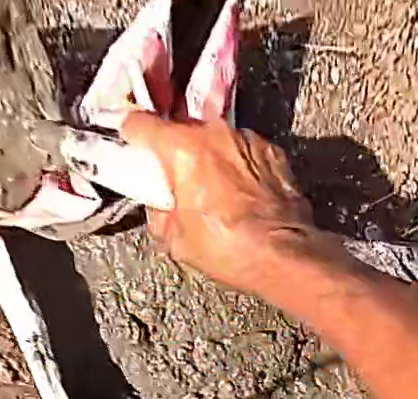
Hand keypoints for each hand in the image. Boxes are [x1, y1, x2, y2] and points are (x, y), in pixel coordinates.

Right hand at [119, 112, 340, 290]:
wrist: (284, 255)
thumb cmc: (231, 249)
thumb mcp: (179, 243)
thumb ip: (161, 216)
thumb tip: (161, 209)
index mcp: (182, 150)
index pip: (142, 123)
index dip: (133, 135)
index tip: (133, 145)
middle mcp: (215, 134)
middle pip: (184, 132)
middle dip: (180, 154)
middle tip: (182, 185)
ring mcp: (247, 139)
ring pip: (219, 142)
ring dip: (214, 161)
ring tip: (221, 197)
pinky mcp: (273, 153)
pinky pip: (247, 154)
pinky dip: (242, 169)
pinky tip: (246, 198)